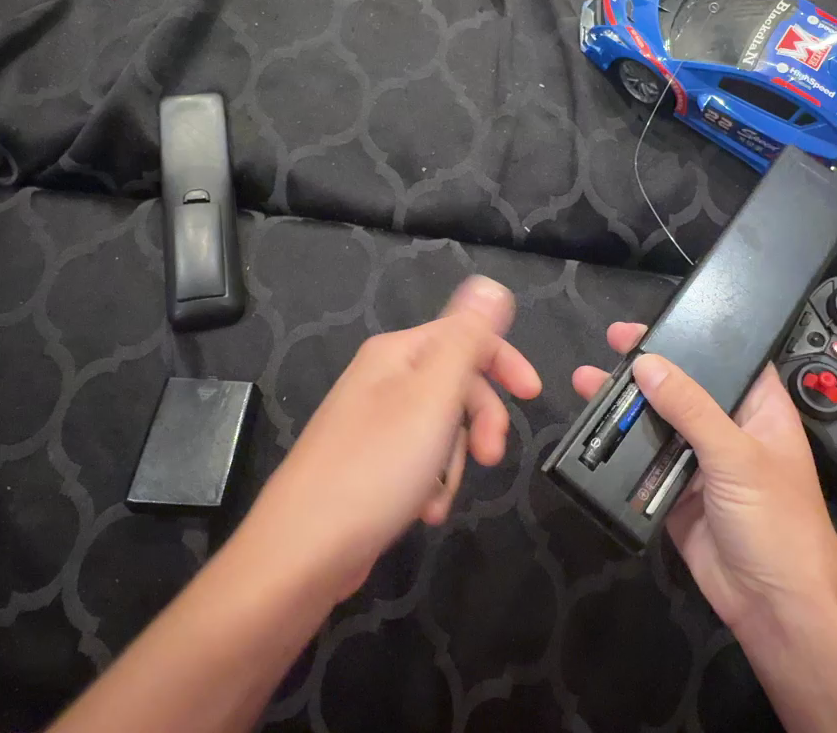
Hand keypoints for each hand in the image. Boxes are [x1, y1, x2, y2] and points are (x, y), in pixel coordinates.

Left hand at [240, 275, 540, 598]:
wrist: (302, 552)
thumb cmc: (375, 467)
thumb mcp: (432, 396)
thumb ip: (466, 339)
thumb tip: (490, 284)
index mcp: (397, 353)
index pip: (466, 335)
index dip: (504, 361)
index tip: (533, 396)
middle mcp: (383, 380)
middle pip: (457, 384)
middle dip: (481, 422)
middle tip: (492, 459)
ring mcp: (373, 424)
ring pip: (443, 429)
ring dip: (454, 463)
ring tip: (438, 497)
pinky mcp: (370, 466)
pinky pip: (420, 462)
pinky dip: (431, 485)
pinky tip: (422, 511)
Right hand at [572, 324, 836, 628]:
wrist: (777, 610)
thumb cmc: (777, 522)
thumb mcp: (737, 456)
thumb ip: (690, 408)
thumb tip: (645, 362)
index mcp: (760, 411)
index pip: (728, 360)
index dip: (695, 337)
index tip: (654, 320)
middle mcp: (729, 430)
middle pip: (685, 389)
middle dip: (648, 368)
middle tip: (608, 343)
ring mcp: (700, 464)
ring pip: (658, 425)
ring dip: (626, 407)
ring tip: (585, 381)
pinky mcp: (674, 494)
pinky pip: (644, 464)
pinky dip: (620, 450)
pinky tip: (591, 430)